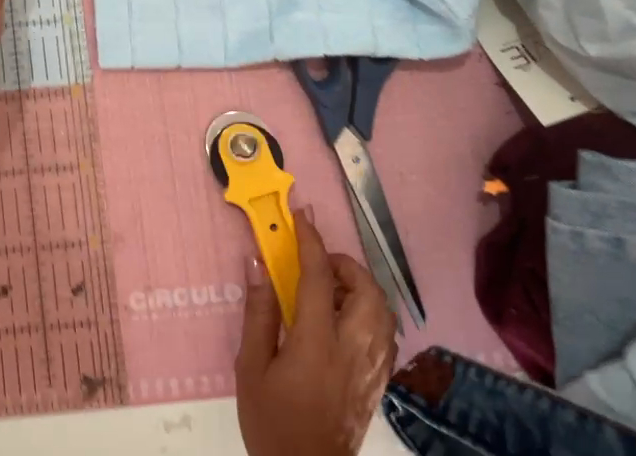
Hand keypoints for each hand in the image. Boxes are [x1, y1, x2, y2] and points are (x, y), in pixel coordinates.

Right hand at [236, 213, 398, 455]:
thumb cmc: (270, 419)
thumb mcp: (250, 366)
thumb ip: (258, 312)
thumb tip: (258, 264)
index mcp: (317, 343)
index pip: (319, 278)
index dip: (311, 242)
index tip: (302, 216)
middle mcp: (354, 350)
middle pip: (367, 289)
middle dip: (345, 265)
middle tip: (315, 264)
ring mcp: (373, 367)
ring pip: (383, 309)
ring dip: (359, 287)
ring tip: (326, 291)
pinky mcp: (379, 381)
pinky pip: (384, 331)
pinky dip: (368, 311)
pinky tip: (341, 321)